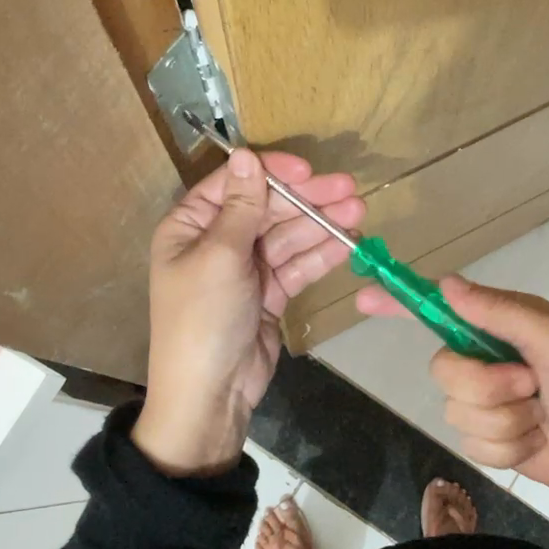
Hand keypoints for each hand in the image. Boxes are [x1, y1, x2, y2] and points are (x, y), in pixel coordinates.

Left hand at [138, 148, 362, 475]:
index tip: (309, 169)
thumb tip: (245, 153)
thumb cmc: (203, 318)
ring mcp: (244, 269)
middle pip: (267, 209)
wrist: (209, 394)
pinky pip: (296, 266)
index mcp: (190, 226)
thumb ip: (241, 207)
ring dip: (321, 225)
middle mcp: (216, 242)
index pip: (234, 184)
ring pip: (287, 237)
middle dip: (307, 200)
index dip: (272, 172)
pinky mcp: (268, 294)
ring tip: (359, 212)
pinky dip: (320, 255)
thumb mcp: (220, 257)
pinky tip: (348, 243)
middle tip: (350, 190)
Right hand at [357, 277, 548, 528]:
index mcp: (501, 325)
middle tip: (530, 386)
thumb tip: (445, 283)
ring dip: (505, 421)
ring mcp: (487, 402)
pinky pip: (471, 444)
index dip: (402, 304)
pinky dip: (507, 448)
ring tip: (540, 416)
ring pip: (457, 411)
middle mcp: (486, 359)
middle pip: (443, 369)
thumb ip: (500, 312)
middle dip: (487, 386)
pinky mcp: (488, 439)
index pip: (441, 309)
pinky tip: (534, 442)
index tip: (364, 301)